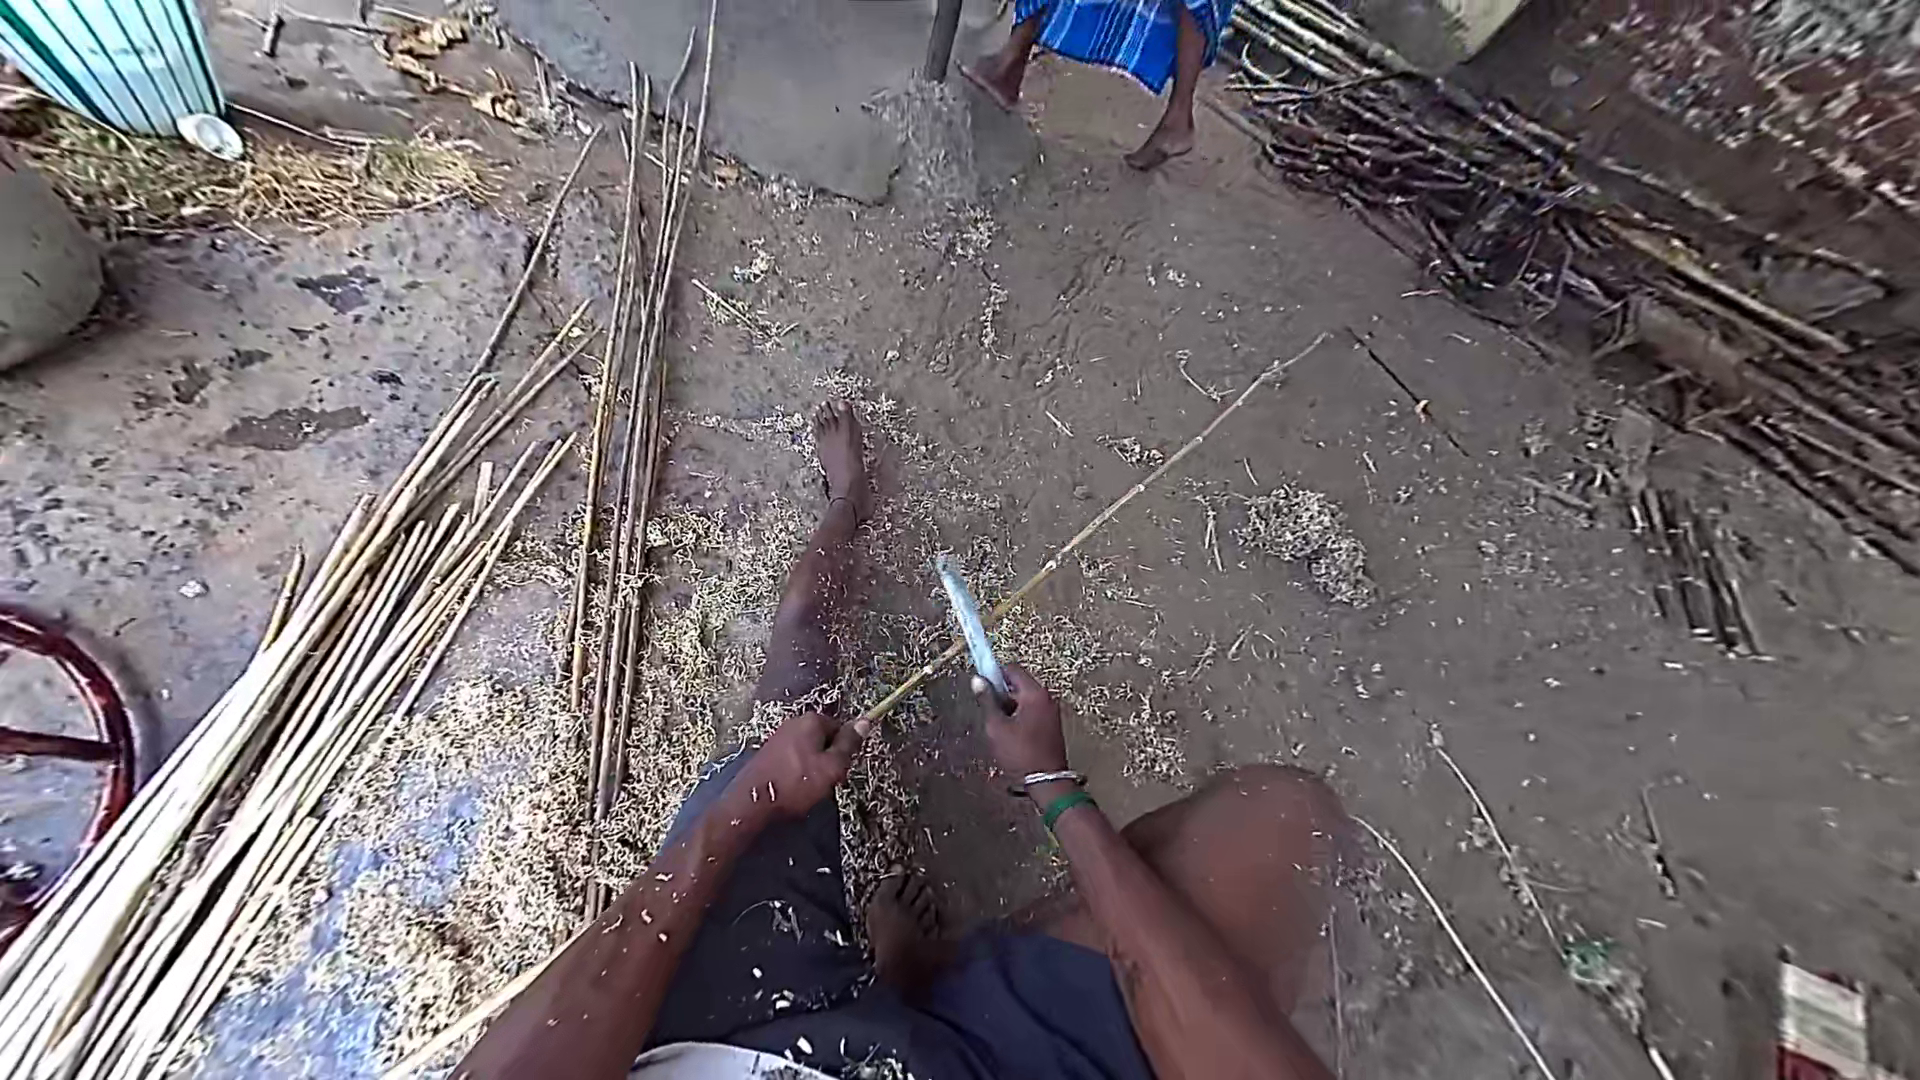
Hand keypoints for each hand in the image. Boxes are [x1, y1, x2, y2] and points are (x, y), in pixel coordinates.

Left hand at [731, 711, 864, 821]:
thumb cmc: (796, 784)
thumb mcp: (832, 767)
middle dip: (827, 758)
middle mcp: (794, 722)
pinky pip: (791, 758)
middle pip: (823, 738)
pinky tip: (792, 789)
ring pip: (807, 750)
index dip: (844, 751)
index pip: (840, 728)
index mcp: (812, 720)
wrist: (750, 805)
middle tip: (824, 782)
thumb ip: (849, 744)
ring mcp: (778, 737)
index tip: (839, 770)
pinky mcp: (766, 753)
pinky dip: (795, 771)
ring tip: (807, 789)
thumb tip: (865, 721)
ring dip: (811, 767)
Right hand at [973, 663, 1068, 779]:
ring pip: (1025, 698)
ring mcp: (1052, 711)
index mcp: (1035, 693)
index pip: (1012, 670)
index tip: (982, 687)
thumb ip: (987, 700)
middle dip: (1002, 694)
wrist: (1046, 782)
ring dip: (1011, 706)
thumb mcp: (996, 726)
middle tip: (990, 712)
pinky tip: (1012, 734)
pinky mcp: (1052, 724)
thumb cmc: (1020, 754)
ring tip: (1000, 727)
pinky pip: (1033, 710)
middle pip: (1019, 683)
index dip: (994, 675)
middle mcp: (1047, 697)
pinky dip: (1020, 715)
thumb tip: (977, 680)